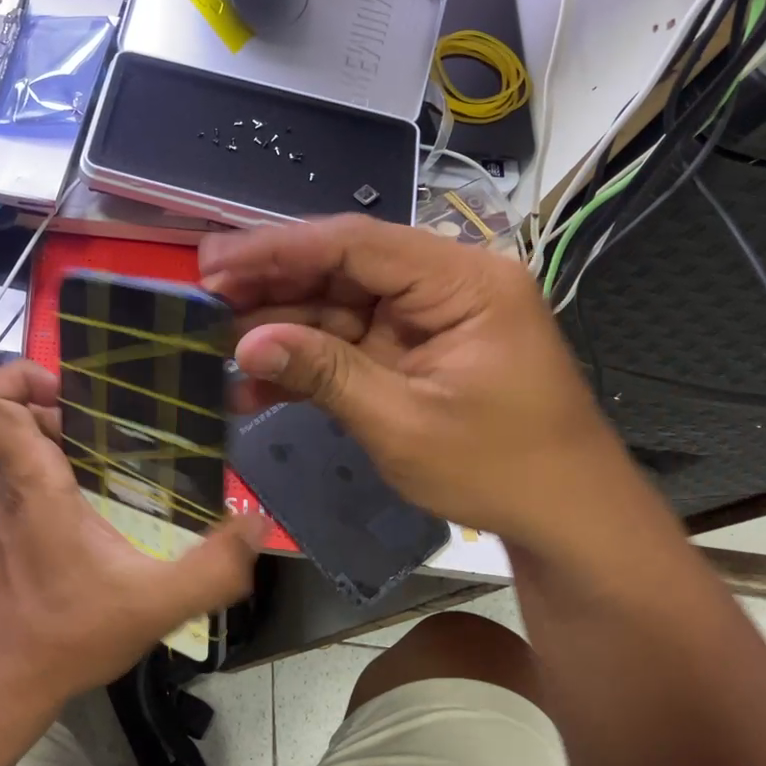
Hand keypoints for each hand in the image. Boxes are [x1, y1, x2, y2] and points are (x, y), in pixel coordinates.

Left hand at [0, 360, 265, 718]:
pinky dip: (77, 462)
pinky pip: (44, 469)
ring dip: (77, 432)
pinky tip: (123, 490)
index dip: (19, 374)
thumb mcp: (155, 604)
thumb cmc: (69, 636)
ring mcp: (19, 503)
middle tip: (127, 415)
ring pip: (33, 440)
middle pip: (21, 410)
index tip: (71, 389)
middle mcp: (19, 482)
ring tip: (134, 446)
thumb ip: (214, 568)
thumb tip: (255, 524)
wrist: (14, 681)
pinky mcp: (27, 523)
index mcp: (35, 483)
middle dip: (71, 399)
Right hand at [200, 215, 641, 547]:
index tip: (214, 262)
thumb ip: (323, 373)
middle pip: (338, 268)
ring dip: (276, 328)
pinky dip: (301, 363)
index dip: (277, 250)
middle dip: (268, 285)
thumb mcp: (403, 421)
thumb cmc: (498, 468)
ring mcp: (423, 319)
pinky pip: (344, 343)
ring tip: (212, 344)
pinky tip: (250, 384)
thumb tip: (243, 343)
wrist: (565, 520)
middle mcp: (441, 285)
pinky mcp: (408, 350)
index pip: (356, 244)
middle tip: (201, 297)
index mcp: (461, 281)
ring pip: (332, 305)